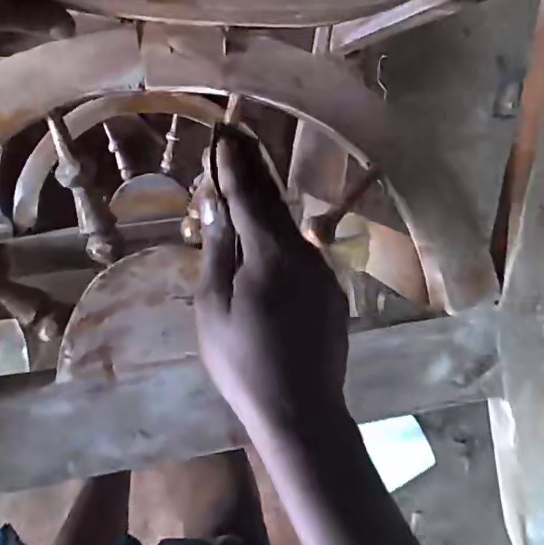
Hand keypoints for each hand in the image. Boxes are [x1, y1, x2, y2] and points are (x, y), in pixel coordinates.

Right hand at [195, 126, 349, 436]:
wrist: (301, 411)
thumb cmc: (243, 360)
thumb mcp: (214, 305)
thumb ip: (218, 250)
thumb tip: (216, 206)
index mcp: (269, 252)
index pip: (249, 195)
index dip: (232, 165)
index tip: (223, 134)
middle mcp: (301, 251)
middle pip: (273, 199)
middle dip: (253, 166)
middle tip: (237, 133)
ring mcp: (320, 270)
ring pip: (288, 223)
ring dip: (266, 195)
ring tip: (247, 171)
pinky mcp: (329, 289)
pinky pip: (298, 247)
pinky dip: (278, 229)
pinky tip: (268, 228)